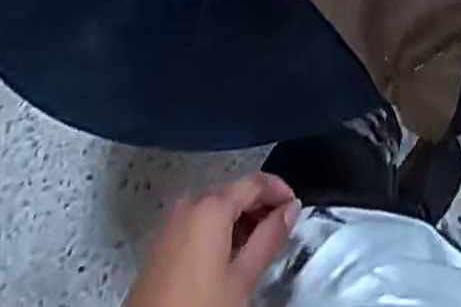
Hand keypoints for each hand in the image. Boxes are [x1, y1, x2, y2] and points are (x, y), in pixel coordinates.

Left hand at [124, 174, 300, 306]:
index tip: (297, 209)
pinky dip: (220, 231)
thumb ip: (269, 237)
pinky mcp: (163, 241)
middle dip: (261, 207)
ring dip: (242, 220)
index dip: (280, 191)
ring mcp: (173, 221)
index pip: (255, 183)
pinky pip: (200, 222)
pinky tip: (231, 257)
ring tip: (259, 247)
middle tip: (282, 231)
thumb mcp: (242, 278)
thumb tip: (290, 209)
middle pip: (235, 192)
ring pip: (218, 208)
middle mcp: (191, 203)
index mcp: (212, 206)